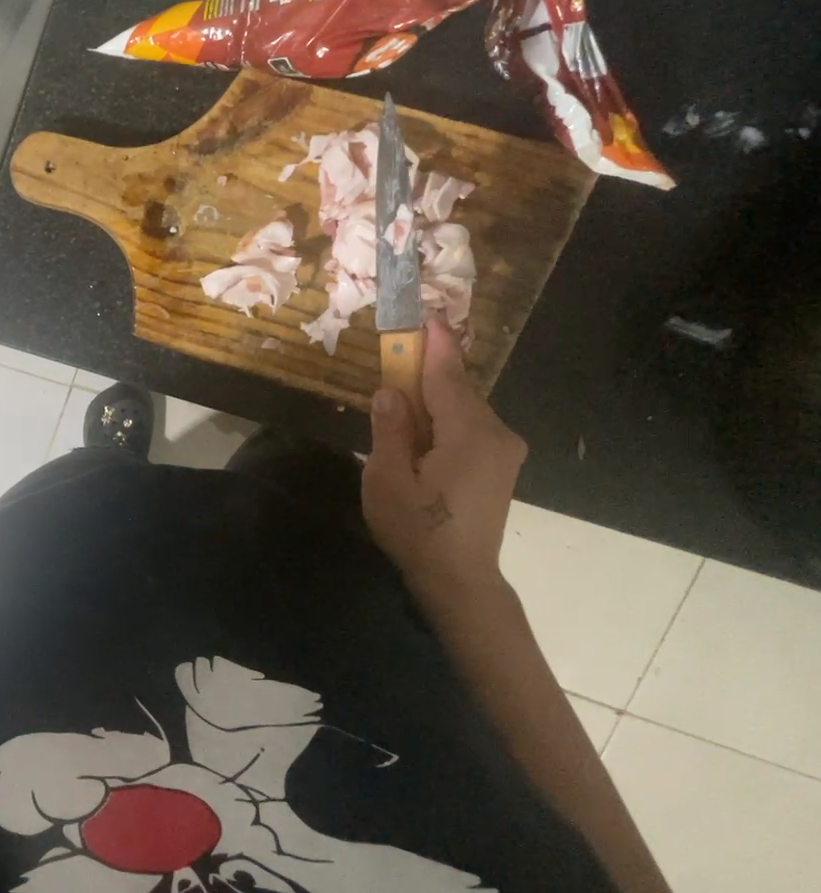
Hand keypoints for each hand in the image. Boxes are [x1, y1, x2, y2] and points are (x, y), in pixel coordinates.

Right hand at [363, 317, 527, 606]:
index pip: (448, 380)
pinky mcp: (499, 465)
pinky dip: (442, 419)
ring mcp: (503, 451)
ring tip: (397, 401)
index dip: (435, 347)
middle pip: (457, 392)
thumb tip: (389, 393)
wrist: (457, 576)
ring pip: (463, 410)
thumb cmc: (416, 528)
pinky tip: (418, 429)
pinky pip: (468, 427)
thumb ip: (390, 431)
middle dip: (426, 374)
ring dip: (431, 400)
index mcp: (470, 436)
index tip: (428, 316)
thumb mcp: (388, 480)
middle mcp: (497, 435)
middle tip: (395, 358)